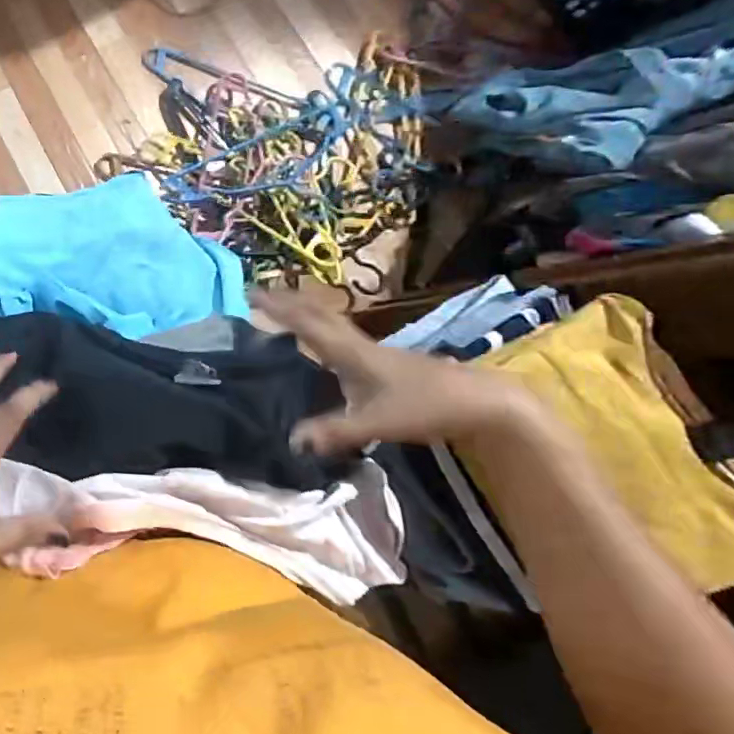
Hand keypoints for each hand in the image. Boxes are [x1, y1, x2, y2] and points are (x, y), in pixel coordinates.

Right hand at [249, 289, 548, 453]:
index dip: (277, 309)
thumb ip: (335, 432)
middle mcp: (358, 345)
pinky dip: (321, 328)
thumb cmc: (428, 406)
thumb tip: (292, 440)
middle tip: (259, 292)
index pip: (306, 324)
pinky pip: (340, 335)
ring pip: (331, 322)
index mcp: (350, 353)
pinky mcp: (384, 361)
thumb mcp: (377, 423)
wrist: (483, 401)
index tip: (250, 294)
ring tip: (283, 308)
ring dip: (305, 311)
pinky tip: (322, 342)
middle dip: (287, 302)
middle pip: (317, 314)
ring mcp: (373, 351)